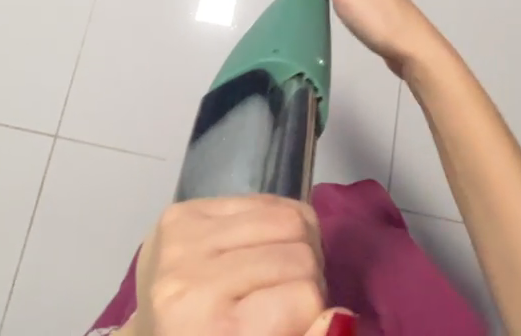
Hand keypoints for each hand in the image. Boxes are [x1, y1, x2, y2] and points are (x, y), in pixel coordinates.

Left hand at [119, 196, 350, 335]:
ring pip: (287, 216)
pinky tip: (256, 246)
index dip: (313, 311)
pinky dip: (272, 222)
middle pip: (300, 252)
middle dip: (308, 275)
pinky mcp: (181, 211)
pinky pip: (261, 198)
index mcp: (212, 329)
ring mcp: (183, 237)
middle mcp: (192, 279)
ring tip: (276, 270)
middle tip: (288, 297)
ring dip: (296, 244)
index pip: (304, 296)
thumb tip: (339, 315)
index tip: (295, 322)